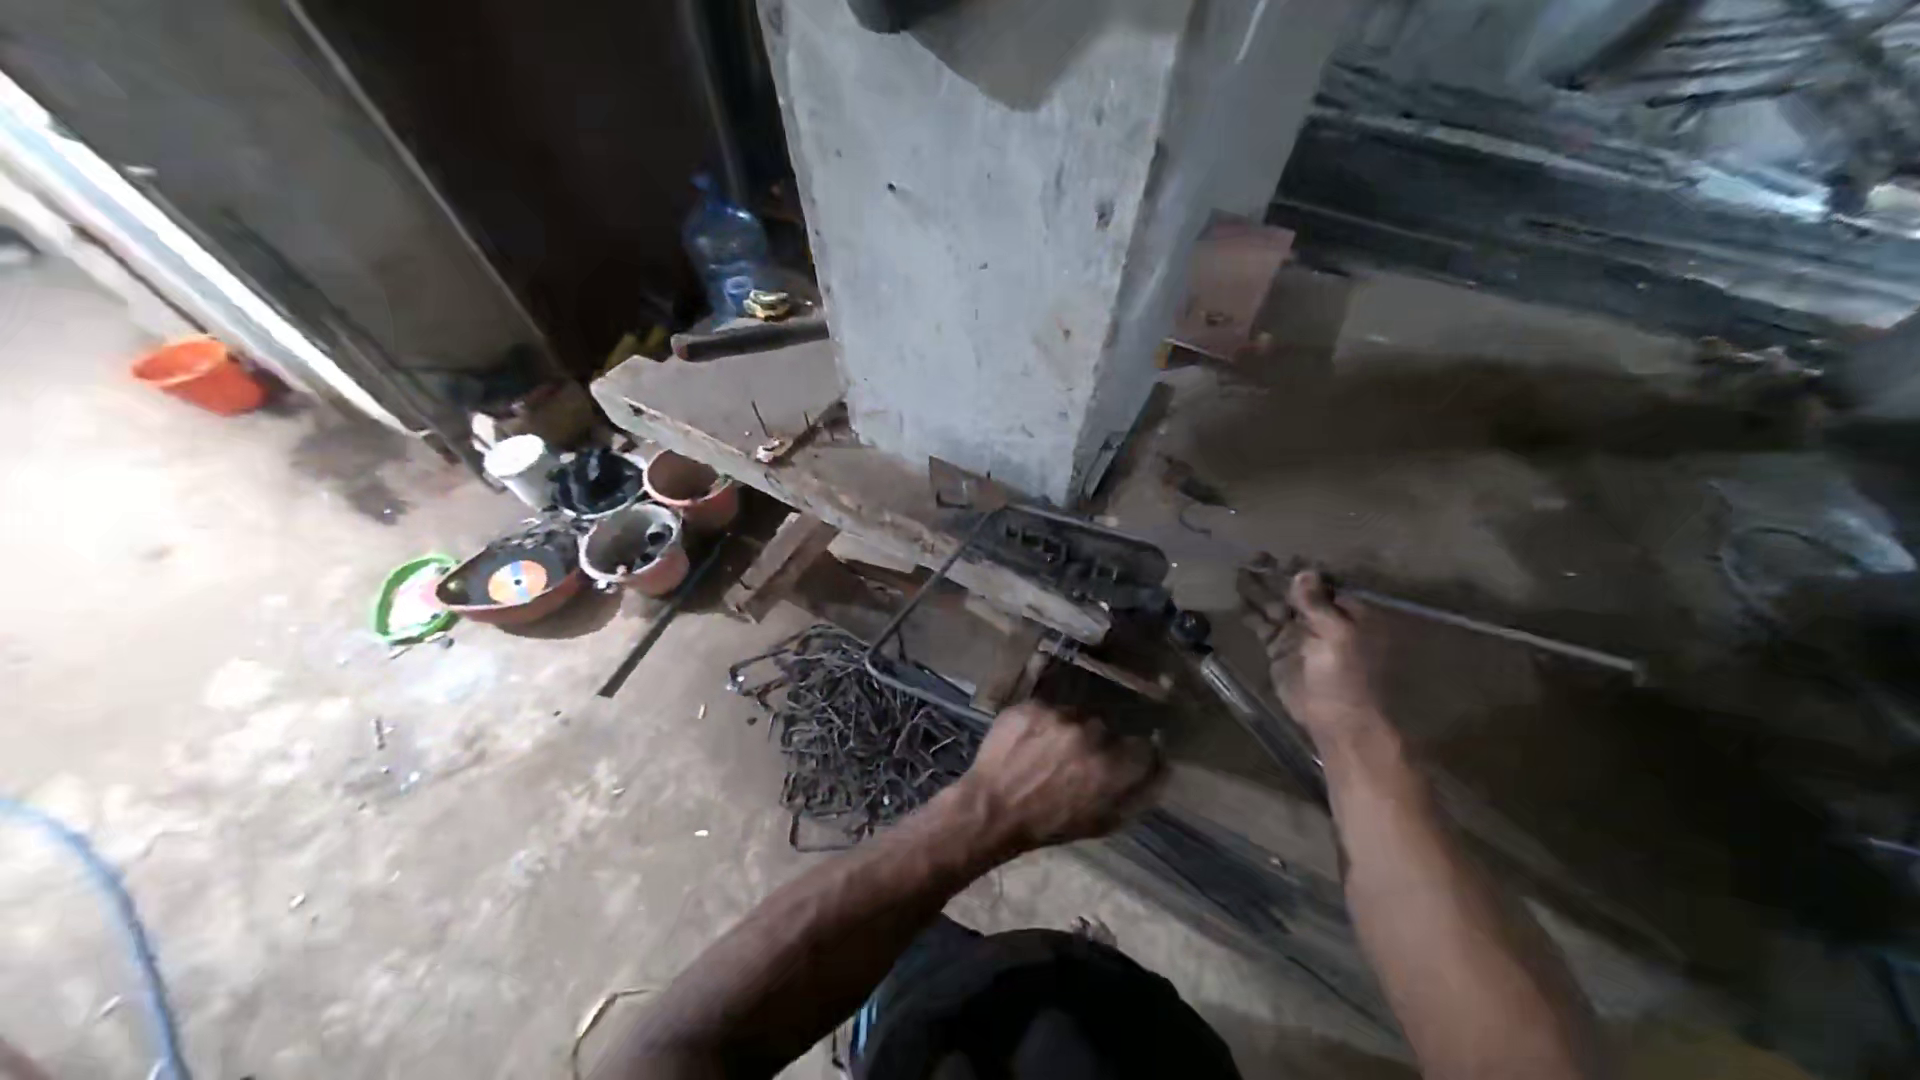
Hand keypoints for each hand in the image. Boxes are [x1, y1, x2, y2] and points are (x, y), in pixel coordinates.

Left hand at [954, 702, 1162, 852]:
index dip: (1132, 754)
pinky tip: (1028, 742)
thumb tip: (1164, 769)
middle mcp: (1091, 733)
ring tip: (1047, 752)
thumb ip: (1139, 794)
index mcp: (1113, 766)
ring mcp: (1058, 716)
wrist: (992, 809)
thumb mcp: (1103, 822)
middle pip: (1106, 729)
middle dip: (1096, 743)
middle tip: (1074, 762)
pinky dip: (1041, 723)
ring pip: (1075, 716)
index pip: (1143, 746)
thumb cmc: (1049, 824)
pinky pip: (1047, 710)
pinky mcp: (1032, 705)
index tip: (1120, 761)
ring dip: (1068, 730)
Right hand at [1243, 568, 1387, 744]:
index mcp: (1346, 613)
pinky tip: (1236, 599)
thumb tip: (1303, 571)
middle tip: (1252, 557)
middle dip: (1274, 575)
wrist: (1338, 720)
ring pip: (1274, 605)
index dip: (1299, 567)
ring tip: (1238, 570)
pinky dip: (1249, 613)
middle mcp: (1321, 619)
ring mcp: (1298, 634)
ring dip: (1258, 590)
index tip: (1278, 554)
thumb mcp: (1338, 635)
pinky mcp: (1279, 649)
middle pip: (1294, 591)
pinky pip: (1261, 626)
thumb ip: (1317, 603)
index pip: (1321, 582)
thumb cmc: (1348, 676)